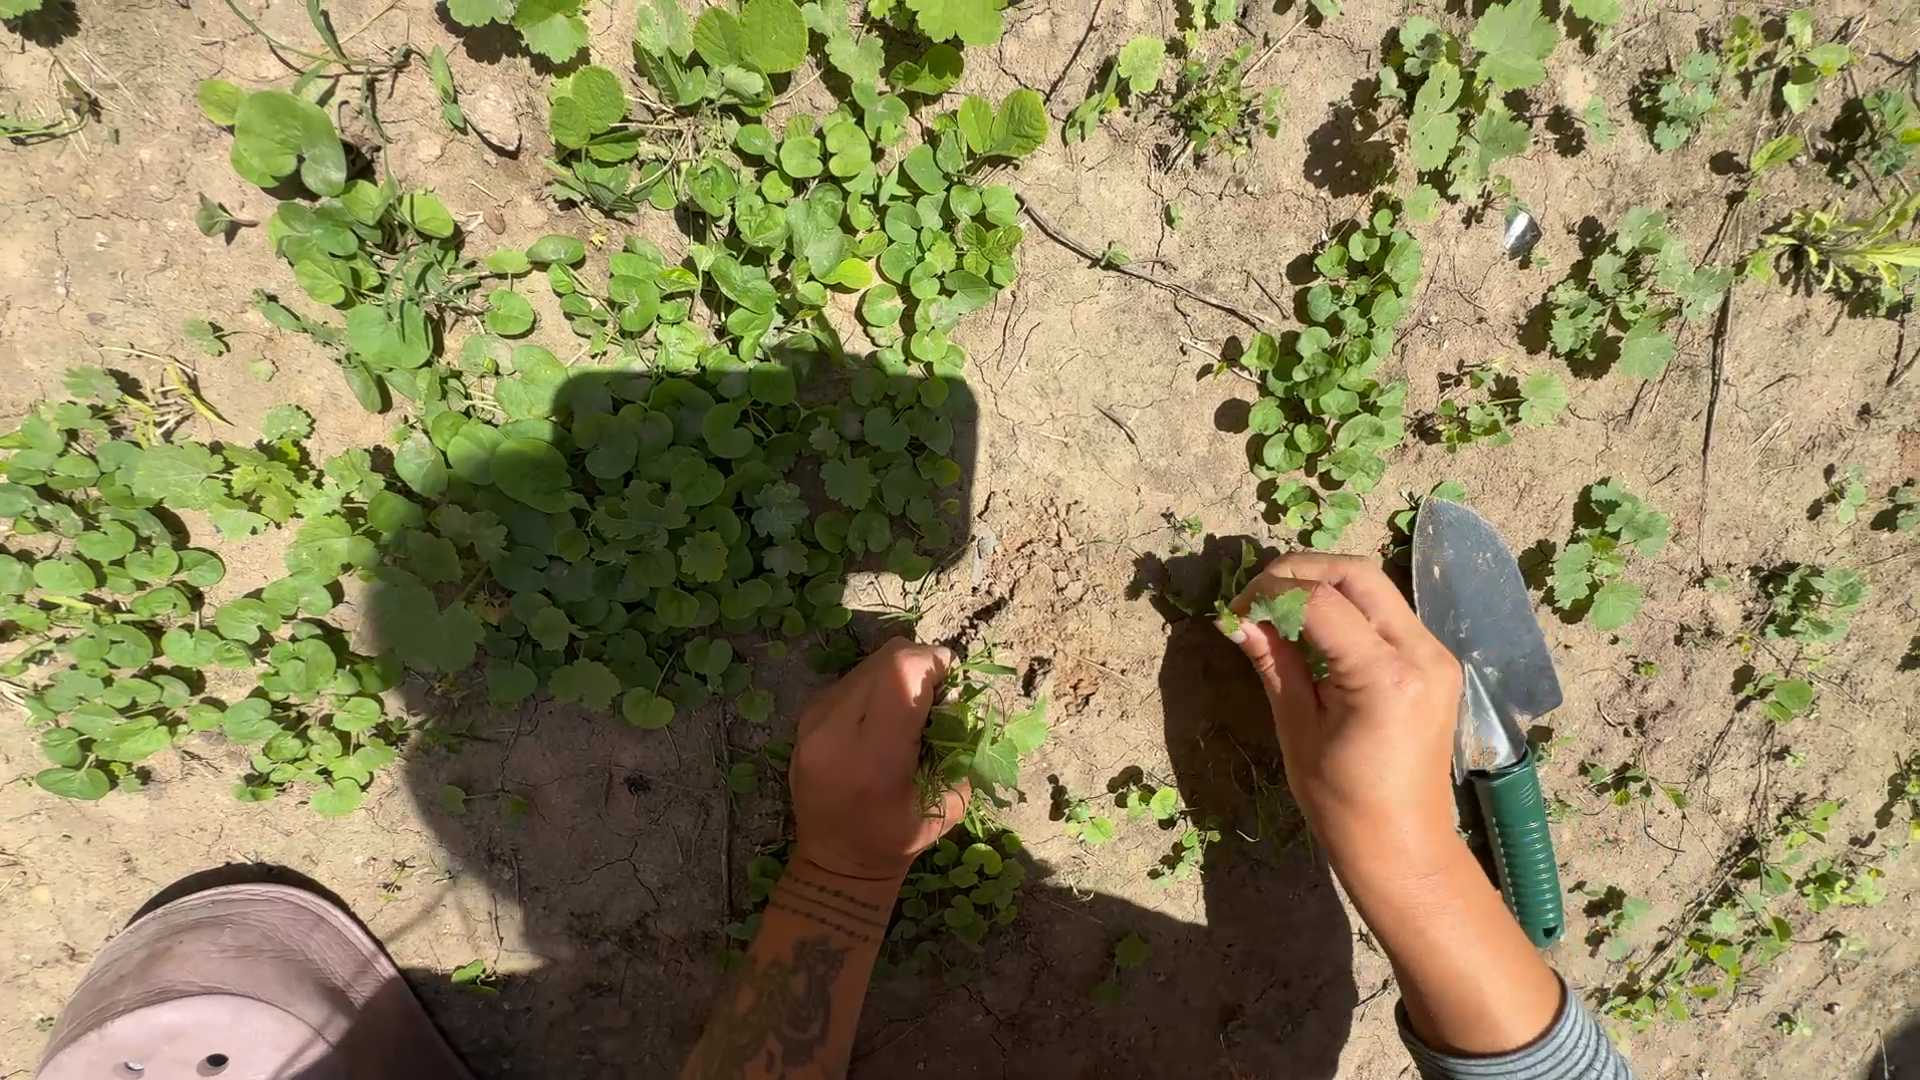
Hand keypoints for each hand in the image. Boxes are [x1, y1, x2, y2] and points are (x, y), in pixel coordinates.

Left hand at [789, 638, 969, 881]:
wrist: (834, 861)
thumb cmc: (897, 839)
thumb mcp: (949, 803)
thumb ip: (961, 747)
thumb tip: (962, 697)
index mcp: (872, 759)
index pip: (902, 673)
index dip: (934, 664)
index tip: (952, 685)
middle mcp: (834, 731)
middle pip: (887, 658)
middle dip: (922, 665)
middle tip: (936, 694)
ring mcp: (814, 719)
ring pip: (870, 662)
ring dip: (899, 672)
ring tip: (909, 707)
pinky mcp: (807, 715)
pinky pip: (853, 678)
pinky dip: (878, 684)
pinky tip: (883, 715)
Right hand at [1221, 553, 1462, 875]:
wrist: (1402, 844)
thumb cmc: (1339, 800)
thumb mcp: (1295, 726)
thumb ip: (1271, 660)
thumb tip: (1235, 618)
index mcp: (1385, 677)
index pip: (1319, 601)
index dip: (1268, 593)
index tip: (1235, 611)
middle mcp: (1421, 653)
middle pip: (1356, 574)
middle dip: (1296, 572)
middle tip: (1255, 596)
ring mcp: (1434, 654)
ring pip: (1371, 585)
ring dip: (1318, 584)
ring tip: (1277, 609)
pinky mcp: (1432, 660)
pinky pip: (1382, 610)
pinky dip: (1340, 605)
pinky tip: (1308, 628)